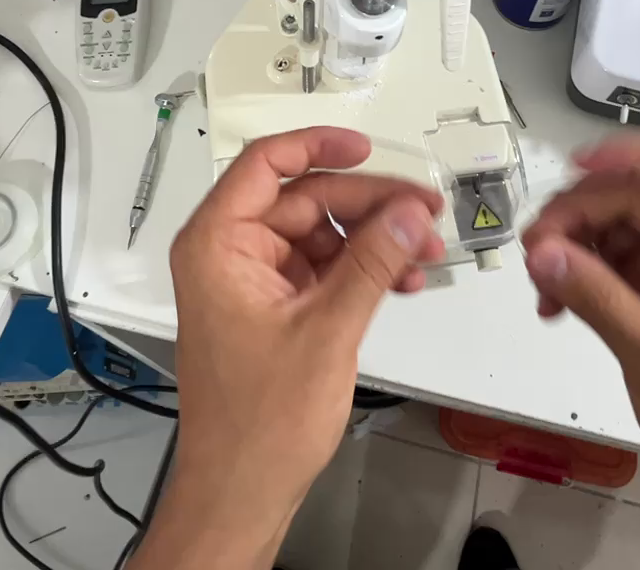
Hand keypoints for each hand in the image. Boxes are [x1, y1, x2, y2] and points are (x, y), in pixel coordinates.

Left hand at [131, 127, 444, 569]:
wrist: (244, 493)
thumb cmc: (256, 426)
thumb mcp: (326, 331)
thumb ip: (372, 264)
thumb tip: (408, 213)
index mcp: (217, 244)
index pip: (265, 164)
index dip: (317, 145)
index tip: (364, 147)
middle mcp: (231, 252)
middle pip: (306, 199)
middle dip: (368, 206)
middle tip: (422, 211)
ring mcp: (255, 277)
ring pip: (323, 232)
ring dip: (374, 240)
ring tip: (422, 254)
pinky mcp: (277, 301)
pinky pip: (325, 265)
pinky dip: (362, 269)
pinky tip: (401, 281)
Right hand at [522, 135, 639, 569]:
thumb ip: (595, 296)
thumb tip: (539, 252)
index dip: (625, 155)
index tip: (569, 166)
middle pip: (639, 197)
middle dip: (580, 215)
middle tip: (534, 250)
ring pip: (623, 224)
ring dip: (576, 245)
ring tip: (542, 283)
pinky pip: (622, 259)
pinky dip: (586, 273)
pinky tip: (557, 303)